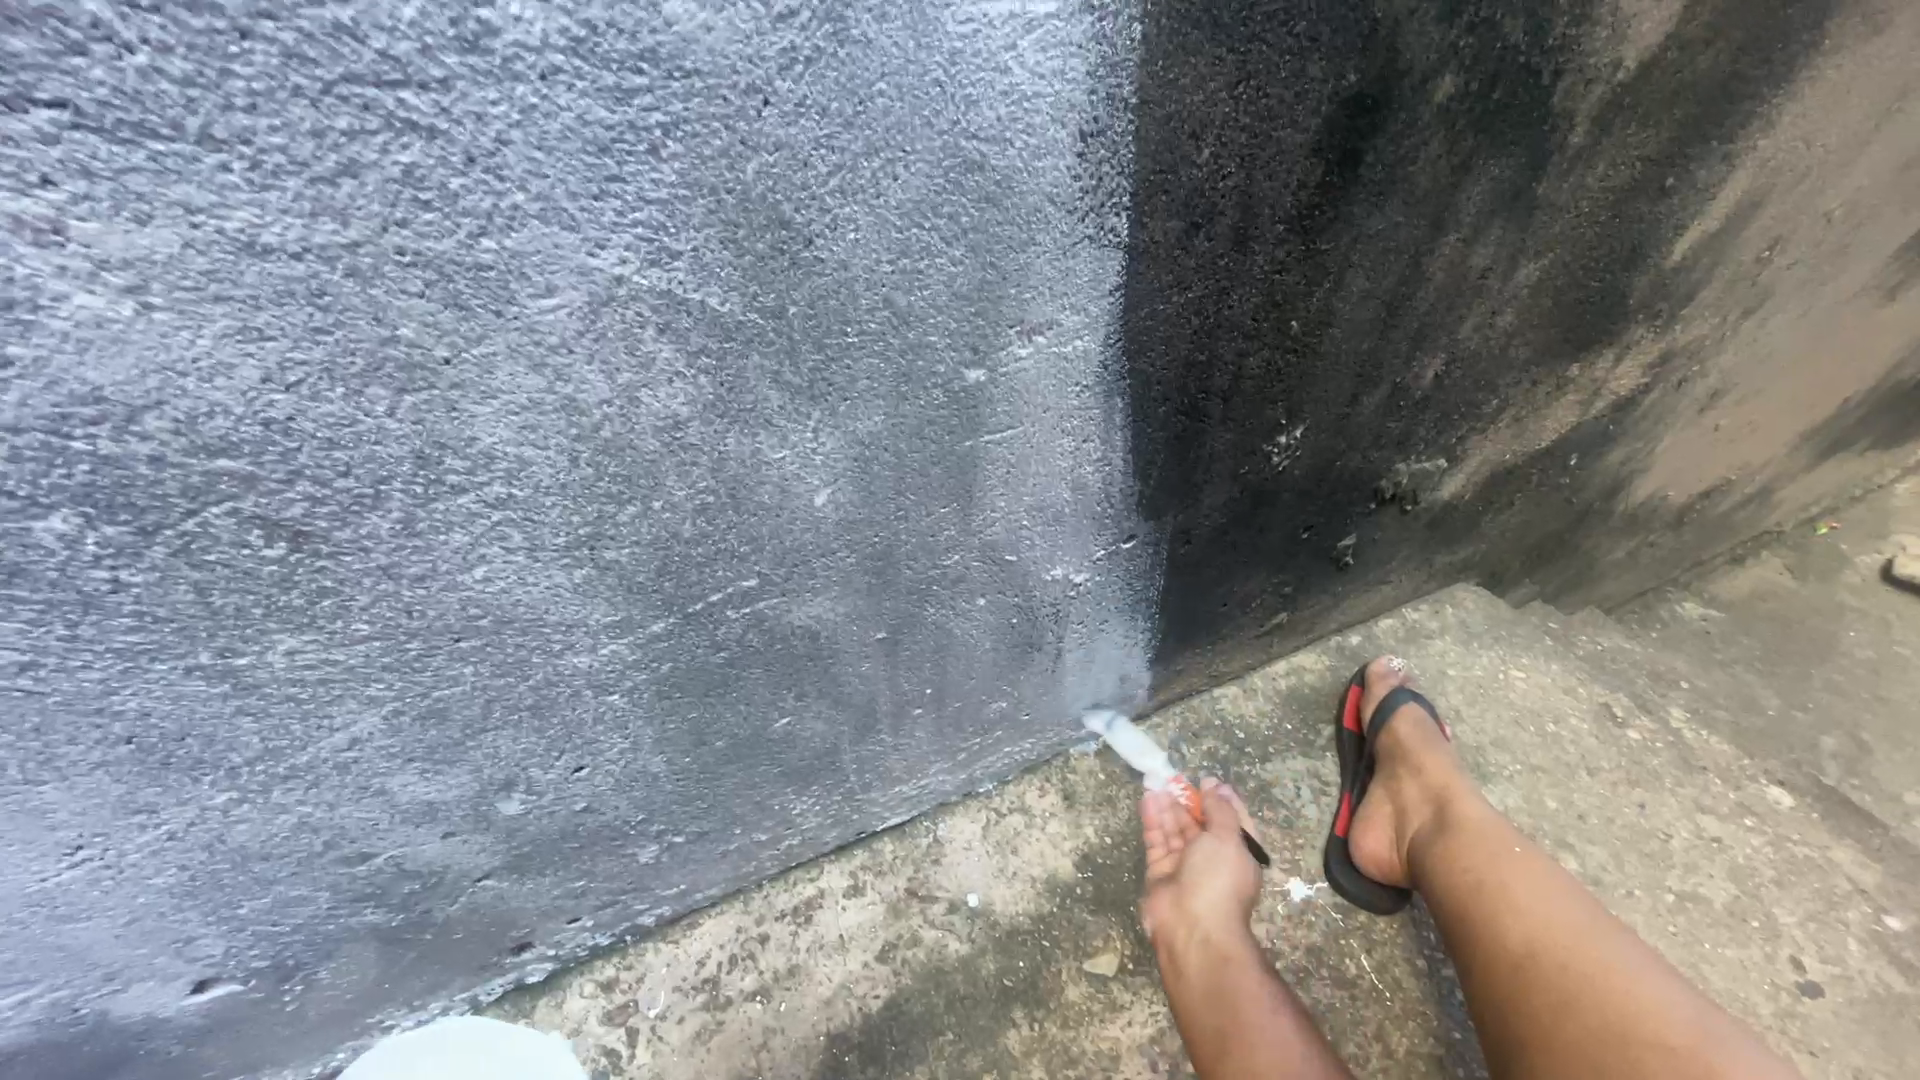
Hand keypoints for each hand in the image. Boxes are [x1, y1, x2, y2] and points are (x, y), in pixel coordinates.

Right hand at [1139, 778, 1262, 948]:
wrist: (1192, 927)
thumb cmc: (1219, 879)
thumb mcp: (1228, 838)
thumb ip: (1220, 809)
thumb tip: (1215, 785)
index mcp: (1239, 854)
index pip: (1233, 821)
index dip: (1221, 800)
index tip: (1207, 781)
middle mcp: (1213, 860)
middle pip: (1200, 824)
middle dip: (1188, 801)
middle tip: (1172, 778)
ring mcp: (1186, 867)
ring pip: (1176, 830)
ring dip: (1167, 807)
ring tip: (1155, 783)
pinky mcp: (1161, 872)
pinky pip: (1158, 841)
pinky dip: (1153, 821)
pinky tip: (1148, 800)